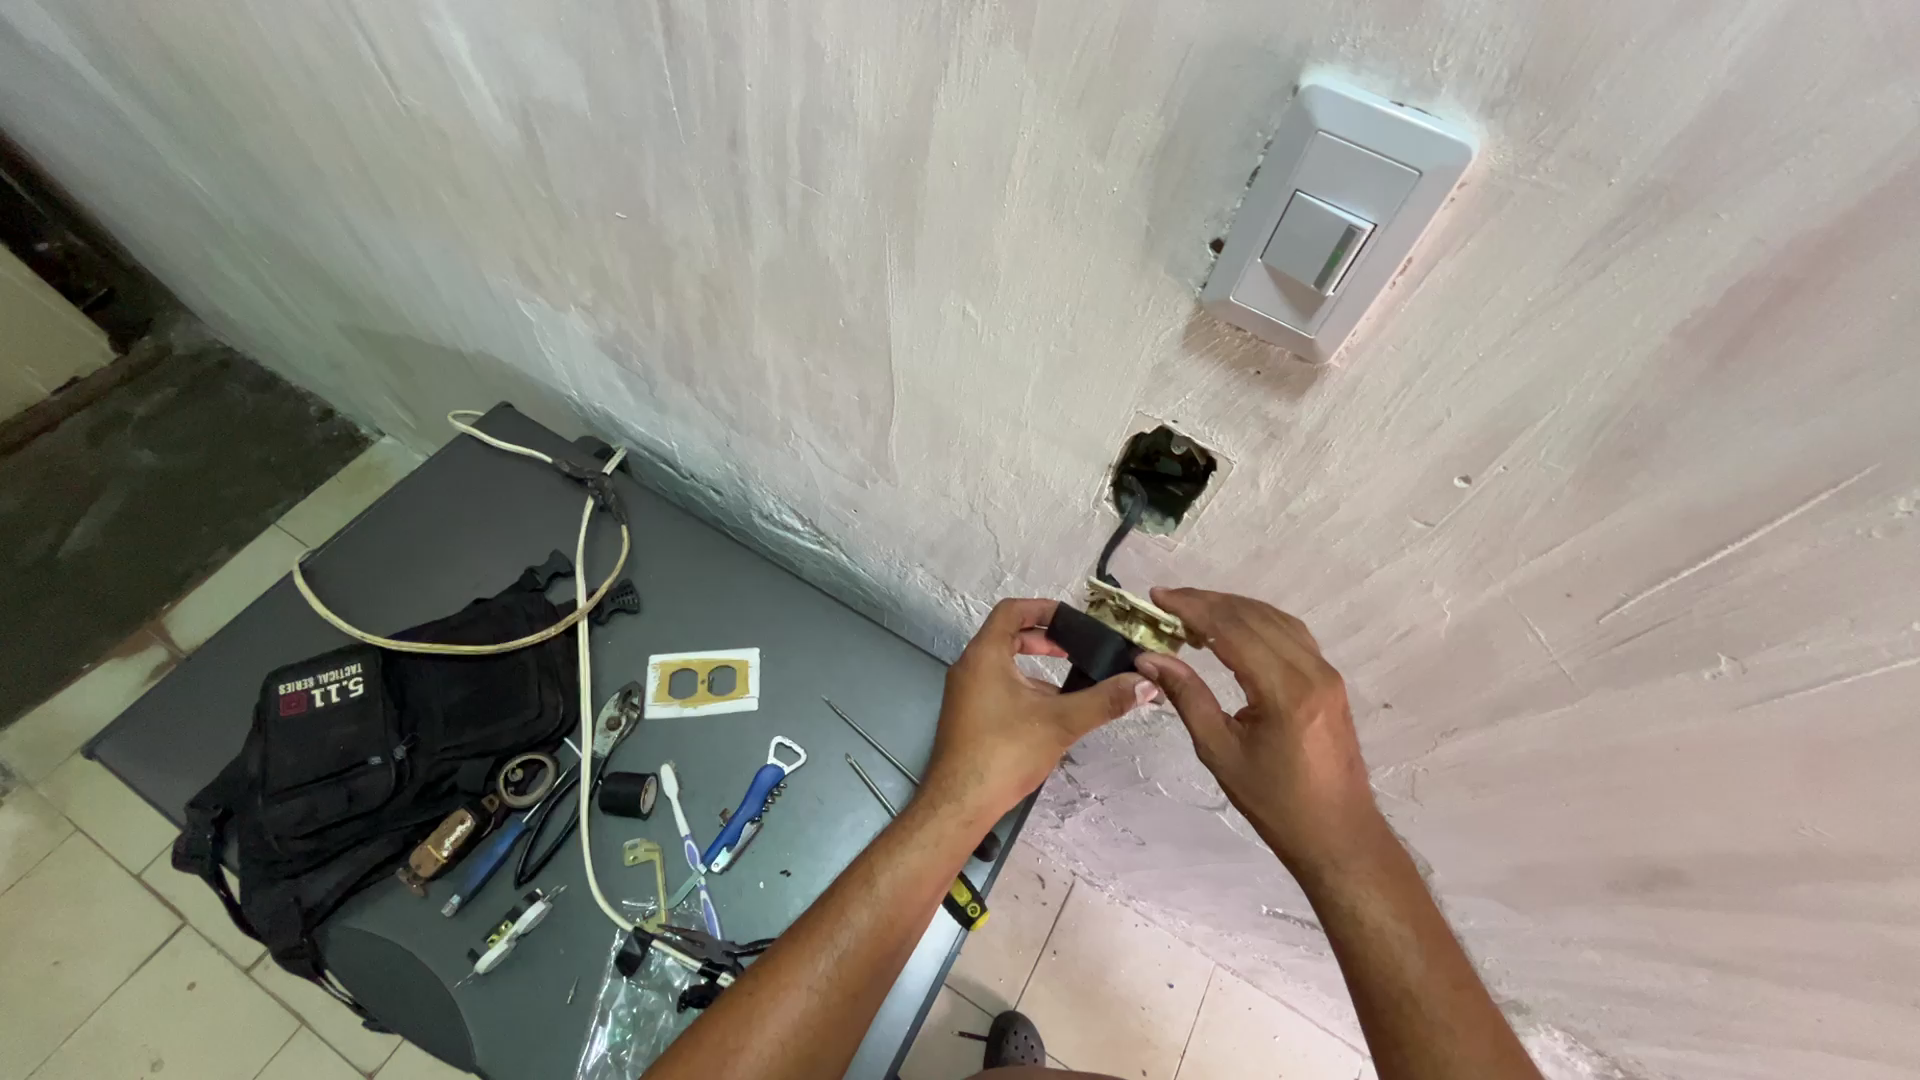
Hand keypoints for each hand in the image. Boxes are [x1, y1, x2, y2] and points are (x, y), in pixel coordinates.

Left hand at [924, 598, 1156, 817]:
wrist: (960, 802)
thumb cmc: (1005, 752)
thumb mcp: (1061, 722)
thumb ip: (1104, 700)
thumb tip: (1144, 684)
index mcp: (985, 655)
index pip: (1012, 611)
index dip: (1043, 608)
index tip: (1072, 619)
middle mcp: (969, 667)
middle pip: (1007, 636)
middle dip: (1044, 640)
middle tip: (1075, 650)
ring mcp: (965, 693)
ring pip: (1004, 666)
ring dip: (1036, 669)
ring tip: (1071, 687)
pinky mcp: (967, 717)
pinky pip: (998, 688)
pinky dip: (1024, 691)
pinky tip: (1049, 716)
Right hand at [1131, 588, 1380, 874]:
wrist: (1338, 835)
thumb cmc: (1275, 802)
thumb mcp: (1219, 751)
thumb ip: (1186, 696)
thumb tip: (1149, 657)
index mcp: (1284, 691)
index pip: (1232, 629)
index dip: (1192, 608)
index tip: (1158, 598)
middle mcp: (1312, 671)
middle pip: (1253, 616)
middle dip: (1207, 602)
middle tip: (1166, 601)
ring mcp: (1326, 672)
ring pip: (1274, 618)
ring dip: (1232, 607)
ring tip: (1191, 610)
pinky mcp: (1329, 679)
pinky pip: (1290, 633)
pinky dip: (1256, 620)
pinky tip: (1231, 626)